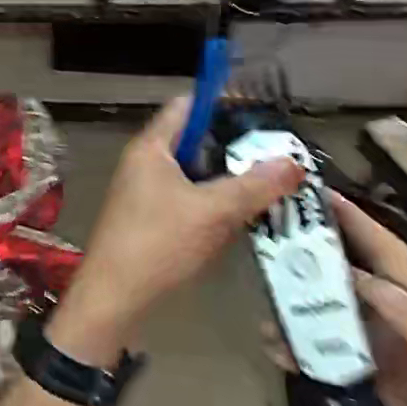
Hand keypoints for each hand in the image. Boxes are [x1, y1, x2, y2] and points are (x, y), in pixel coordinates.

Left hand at [49, 96, 301, 366]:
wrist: (112, 301)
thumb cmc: (157, 244)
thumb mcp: (212, 212)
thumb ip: (254, 186)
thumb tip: (294, 163)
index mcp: (152, 147)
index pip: (188, 105)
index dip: (222, 104)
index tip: (259, 114)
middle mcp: (145, 162)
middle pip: (194, 140)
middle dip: (232, 145)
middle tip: (272, 152)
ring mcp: (144, 192)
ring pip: (193, 173)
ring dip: (224, 178)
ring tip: (266, 183)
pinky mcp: (148, 218)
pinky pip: (186, 198)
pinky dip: (211, 202)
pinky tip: (239, 216)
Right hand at [274, 192, 406, 405]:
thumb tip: (367, 281)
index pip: (388, 250)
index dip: (356, 220)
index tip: (319, 193)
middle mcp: (405, 317)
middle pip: (354, 276)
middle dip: (317, 256)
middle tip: (274, 243)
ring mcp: (391, 348)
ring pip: (338, 315)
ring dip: (304, 309)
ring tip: (267, 311)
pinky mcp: (380, 379)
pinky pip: (336, 354)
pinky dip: (308, 350)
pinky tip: (284, 353)